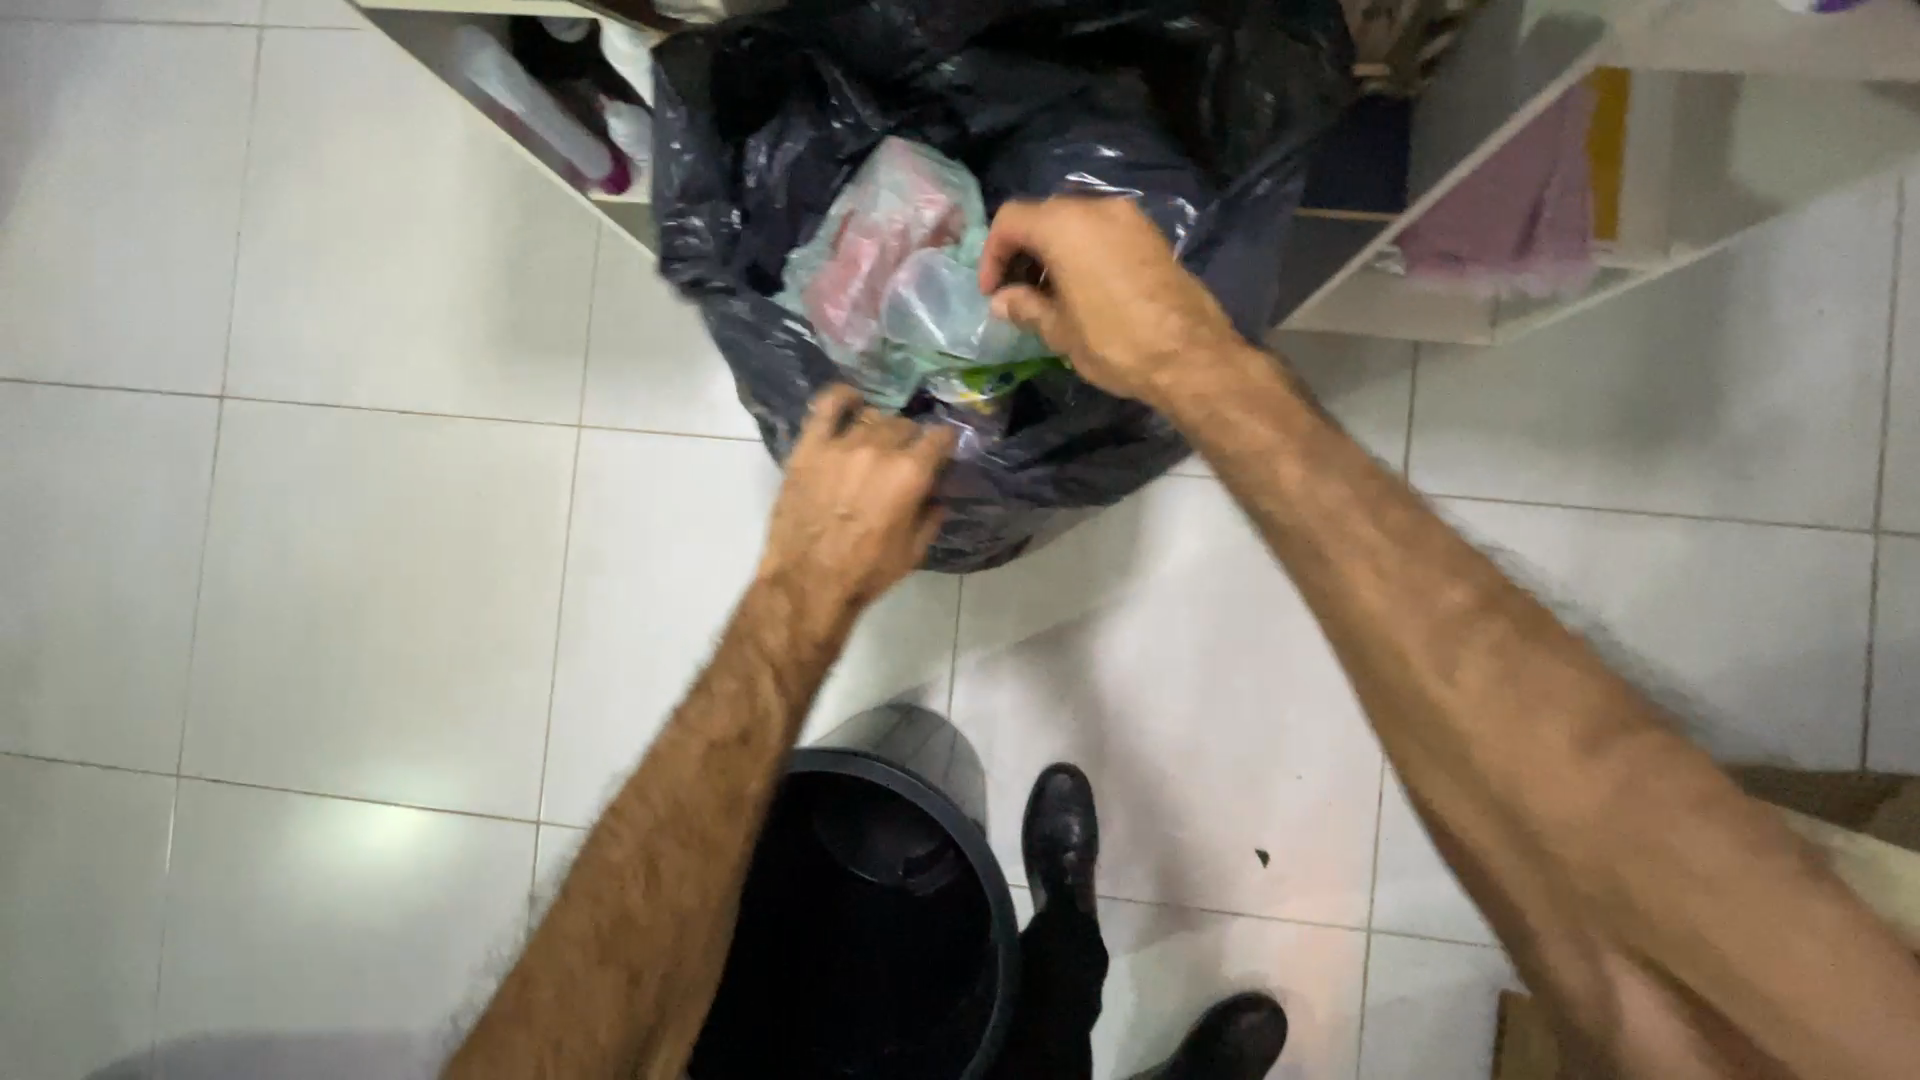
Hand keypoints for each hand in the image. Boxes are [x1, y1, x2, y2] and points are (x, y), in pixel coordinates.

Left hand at [756, 385, 956, 625]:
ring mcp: (841, 445)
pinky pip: (827, 406)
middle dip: (912, 440)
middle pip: (906, 425)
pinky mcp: (809, 447)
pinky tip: (851, 401)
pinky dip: (843, 397)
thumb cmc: (866, 573)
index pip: (940, 438)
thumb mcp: (913, 551)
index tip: (944, 452)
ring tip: (878, 443)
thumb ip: (931, 516)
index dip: (945, 444)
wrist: (808, 583)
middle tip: (907, 459)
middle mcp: (879, 449)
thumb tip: (937, 496)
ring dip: (882, 427)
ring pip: (873, 416)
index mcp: (910, 474)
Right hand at [980, 196, 1241, 405]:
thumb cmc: (1115, 342)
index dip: (993, 254)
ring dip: (1054, 254)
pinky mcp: (1152, 236)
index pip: (1011, 221)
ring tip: (1048, 298)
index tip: (992, 292)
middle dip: (1023, 253)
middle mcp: (1097, 208)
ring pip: (1076, 224)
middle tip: (1016, 295)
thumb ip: (1026, 308)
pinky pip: (1103, 234)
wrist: (1190, 355)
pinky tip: (1082, 292)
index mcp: (1065, 226)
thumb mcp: (1060, 331)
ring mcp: (1130, 219)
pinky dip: (1083, 254)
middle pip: (1044, 217)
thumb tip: (1003, 301)